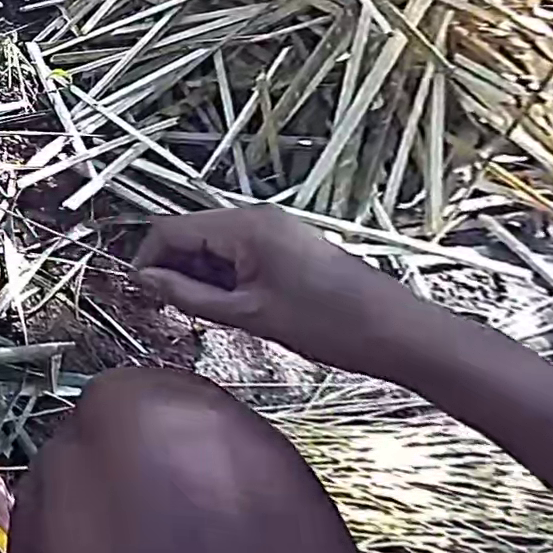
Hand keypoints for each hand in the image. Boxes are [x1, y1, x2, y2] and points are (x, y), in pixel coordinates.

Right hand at [132, 206, 451, 378]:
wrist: (410, 336)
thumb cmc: (329, 326)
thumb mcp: (249, 314)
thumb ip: (187, 294)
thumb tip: (143, 280)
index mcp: (242, 226)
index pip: (170, 230)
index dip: (149, 258)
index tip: (143, 290)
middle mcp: (252, 216)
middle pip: (189, 232)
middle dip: (174, 265)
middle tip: (174, 304)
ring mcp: (271, 226)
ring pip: (211, 241)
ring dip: (200, 271)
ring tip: (210, 307)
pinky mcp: (285, 239)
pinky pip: (236, 248)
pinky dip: (224, 271)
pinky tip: (236, 300)